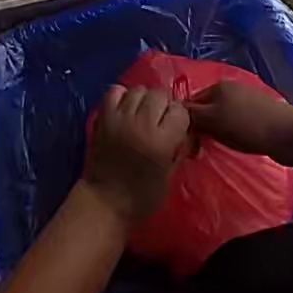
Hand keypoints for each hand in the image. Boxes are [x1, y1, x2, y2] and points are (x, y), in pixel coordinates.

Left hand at [80, 85, 189, 224]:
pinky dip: (122, 95)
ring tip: (142, 114)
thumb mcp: (170, 176)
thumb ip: (180, 149)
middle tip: (159, 120)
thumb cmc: (141, 197)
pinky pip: (115, 91)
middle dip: (164, 105)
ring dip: (144, 99)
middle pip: (160, 94)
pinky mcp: (104, 117)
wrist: (104, 203)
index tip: (176, 128)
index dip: (180, 118)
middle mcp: (142, 123)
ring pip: (139, 89)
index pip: (180, 110)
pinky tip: (125, 109)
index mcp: (162, 141)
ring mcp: (121, 118)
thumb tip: (188, 131)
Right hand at [186, 82, 292, 161]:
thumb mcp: (214, 119)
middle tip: (190, 150)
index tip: (176, 142)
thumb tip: (172, 113)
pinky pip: (232, 126)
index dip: (181, 121)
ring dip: (211, 133)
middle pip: (204, 110)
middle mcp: (230, 90)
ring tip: (205, 150)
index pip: (189, 102)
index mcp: (218, 87)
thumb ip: (192, 116)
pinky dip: (226, 135)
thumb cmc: (249, 125)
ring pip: (218, 119)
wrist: (289, 134)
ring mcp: (244, 103)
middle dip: (196, 127)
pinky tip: (227, 147)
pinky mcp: (256, 117)